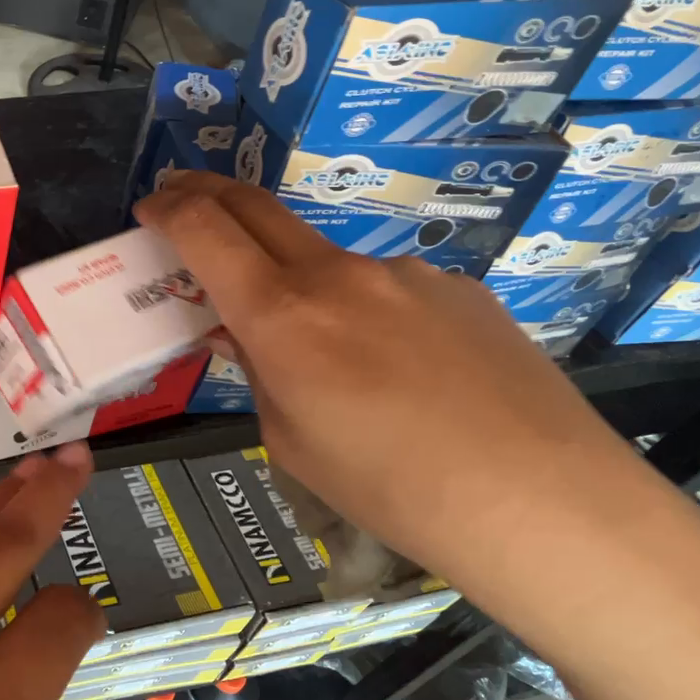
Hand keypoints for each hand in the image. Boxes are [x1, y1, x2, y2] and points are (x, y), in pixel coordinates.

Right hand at [136, 168, 632, 565]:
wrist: (550, 507)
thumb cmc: (394, 490)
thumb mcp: (291, 441)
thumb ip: (255, 371)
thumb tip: (236, 334)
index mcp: (281, 314)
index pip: (204, 228)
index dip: (167, 208)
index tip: (149, 208)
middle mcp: (336, 273)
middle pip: (253, 204)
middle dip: (204, 192)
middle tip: (180, 195)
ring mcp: (403, 273)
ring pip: (324, 257)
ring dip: (296, 275)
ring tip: (327, 348)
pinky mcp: (459, 287)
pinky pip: (388, 286)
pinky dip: (365, 307)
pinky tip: (404, 366)